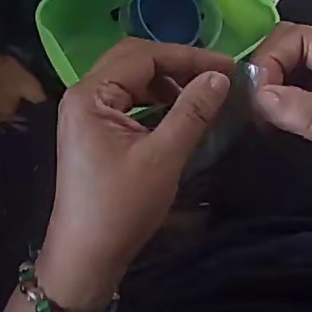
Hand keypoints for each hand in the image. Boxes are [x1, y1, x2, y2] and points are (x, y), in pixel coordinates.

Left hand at [43, 39, 233, 304]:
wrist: (85, 255)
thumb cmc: (120, 207)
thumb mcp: (163, 157)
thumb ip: (192, 112)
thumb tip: (220, 77)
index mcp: (89, 95)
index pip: (142, 56)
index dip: (187, 57)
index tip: (228, 66)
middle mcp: (82, 96)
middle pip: (133, 62)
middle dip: (176, 65)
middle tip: (217, 77)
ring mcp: (84, 114)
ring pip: (130, 81)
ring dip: (166, 84)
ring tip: (204, 95)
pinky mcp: (92, 132)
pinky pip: (126, 102)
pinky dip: (154, 102)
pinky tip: (179, 113)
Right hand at [248, 23, 311, 229]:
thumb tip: (261, 94)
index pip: (304, 38)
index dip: (272, 58)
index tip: (257, 96)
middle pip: (291, 50)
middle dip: (265, 74)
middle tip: (253, 110)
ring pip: (287, 74)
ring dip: (266, 92)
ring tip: (258, 121)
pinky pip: (291, 99)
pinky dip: (273, 108)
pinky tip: (267, 127)